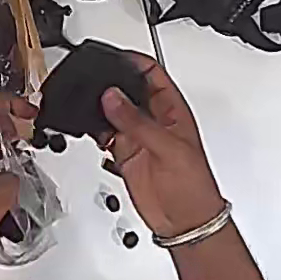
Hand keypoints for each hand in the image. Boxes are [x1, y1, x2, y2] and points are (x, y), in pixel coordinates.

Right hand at [99, 53, 226, 238]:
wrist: (185, 223)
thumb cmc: (193, 186)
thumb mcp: (167, 148)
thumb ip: (138, 122)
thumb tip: (113, 96)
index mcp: (172, 109)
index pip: (152, 73)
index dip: (134, 61)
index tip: (115, 56)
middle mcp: (154, 119)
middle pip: (129, 88)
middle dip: (112, 81)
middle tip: (92, 77)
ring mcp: (138, 136)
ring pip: (114, 110)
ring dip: (101, 105)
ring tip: (87, 101)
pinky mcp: (125, 154)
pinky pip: (105, 133)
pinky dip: (95, 129)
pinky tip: (90, 128)